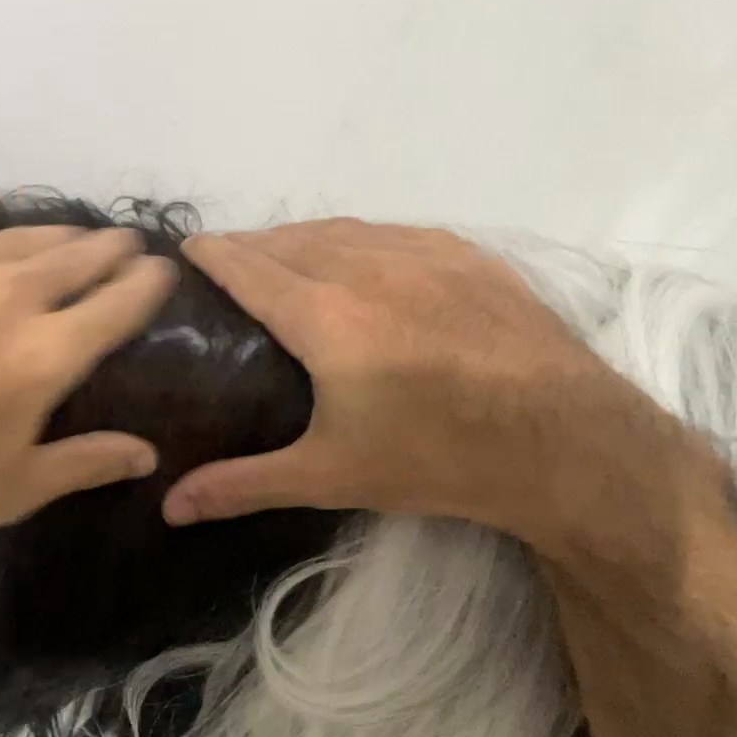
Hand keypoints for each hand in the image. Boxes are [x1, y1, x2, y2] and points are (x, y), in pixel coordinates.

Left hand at [0, 186, 177, 561]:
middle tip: (126, 242)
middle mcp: (7, 296)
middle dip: (108, 249)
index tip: (162, 271)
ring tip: (73, 230)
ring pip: (15, 236)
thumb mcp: (14, 489)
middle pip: (74, 259)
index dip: (146, 286)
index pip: (117, 305)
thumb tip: (148, 456)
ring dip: (53, 230)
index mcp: (46, 353)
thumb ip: (85, 463)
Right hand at [161, 220, 707, 542]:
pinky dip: (356, 237)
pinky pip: (392, 231)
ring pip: (342, 229)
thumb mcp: (328, 476)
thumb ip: (242, 485)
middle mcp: (369, 268)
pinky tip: (357, 255)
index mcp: (326, 316)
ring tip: (280, 254)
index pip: (249, 266)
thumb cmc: (436, 460)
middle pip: (290, 240)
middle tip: (224, 261)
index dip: (212, 253)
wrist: (568, 446)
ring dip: (300, 237)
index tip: (184, 249)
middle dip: (250, 244)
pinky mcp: (470, 257)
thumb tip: (168, 507)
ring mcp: (425, 255)